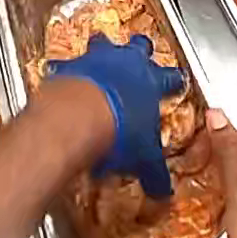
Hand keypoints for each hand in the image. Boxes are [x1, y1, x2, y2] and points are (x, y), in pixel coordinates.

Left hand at [47, 34, 184, 197]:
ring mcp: (96, 60)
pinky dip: (66, 68)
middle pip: (139, 46)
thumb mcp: (142, 158)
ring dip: (102, 48)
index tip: (176, 80)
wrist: (76, 118)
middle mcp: (126, 64)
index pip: (170, 77)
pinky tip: (61, 73)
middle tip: (140, 50)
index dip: (173, 80)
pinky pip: (68, 62)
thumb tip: (164, 194)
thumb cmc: (119, 134)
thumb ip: (154, 173)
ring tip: (100, 49)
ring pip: (103, 43)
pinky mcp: (69, 65)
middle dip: (140, 48)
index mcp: (150, 82)